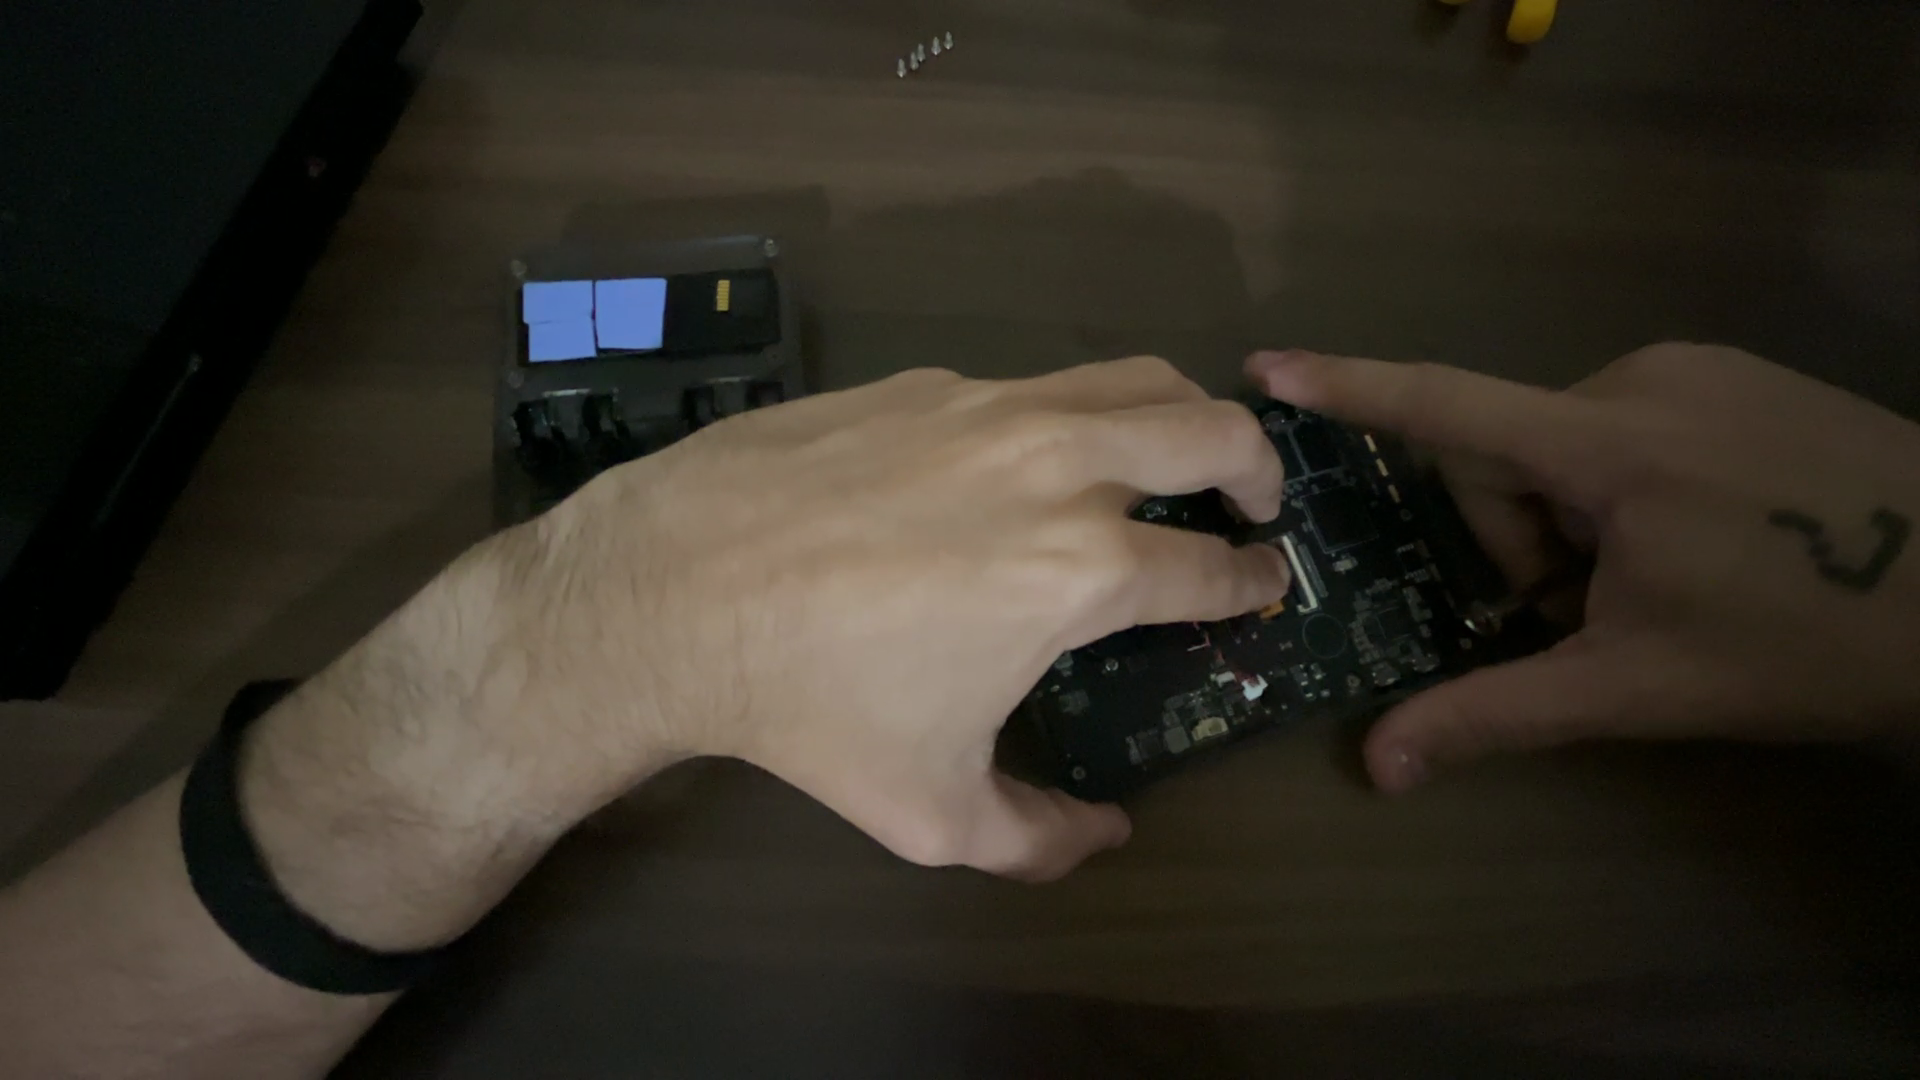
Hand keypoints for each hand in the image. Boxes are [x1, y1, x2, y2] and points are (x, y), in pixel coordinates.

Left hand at [290, 357, 1288, 897]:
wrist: (673, 591)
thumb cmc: (809, 705)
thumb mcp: (932, 810)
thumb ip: (1039, 837)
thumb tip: (1105, 838)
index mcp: (1078, 569)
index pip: (1210, 567)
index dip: (1252, 580)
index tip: (1262, 583)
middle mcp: (1056, 466)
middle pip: (1210, 430)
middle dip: (1256, 467)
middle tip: (1252, 502)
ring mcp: (989, 408)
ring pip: (1131, 379)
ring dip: (1178, 417)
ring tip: (1169, 459)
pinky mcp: (926, 384)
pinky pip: (1034, 385)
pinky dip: (1071, 416)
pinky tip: (1027, 463)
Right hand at [1246, 343, 1919, 792]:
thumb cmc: (1818, 645)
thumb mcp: (1637, 690)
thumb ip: (1493, 716)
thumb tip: (1377, 770)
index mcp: (1612, 446)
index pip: (1442, 406)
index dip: (1345, 385)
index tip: (1267, 365)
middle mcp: (1638, 381)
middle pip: (1492, 455)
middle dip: (1510, 536)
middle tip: (1578, 603)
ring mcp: (1687, 370)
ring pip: (1542, 441)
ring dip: (1553, 517)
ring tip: (1635, 572)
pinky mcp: (1719, 374)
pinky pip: (1600, 423)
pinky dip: (1599, 484)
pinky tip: (1674, 531)